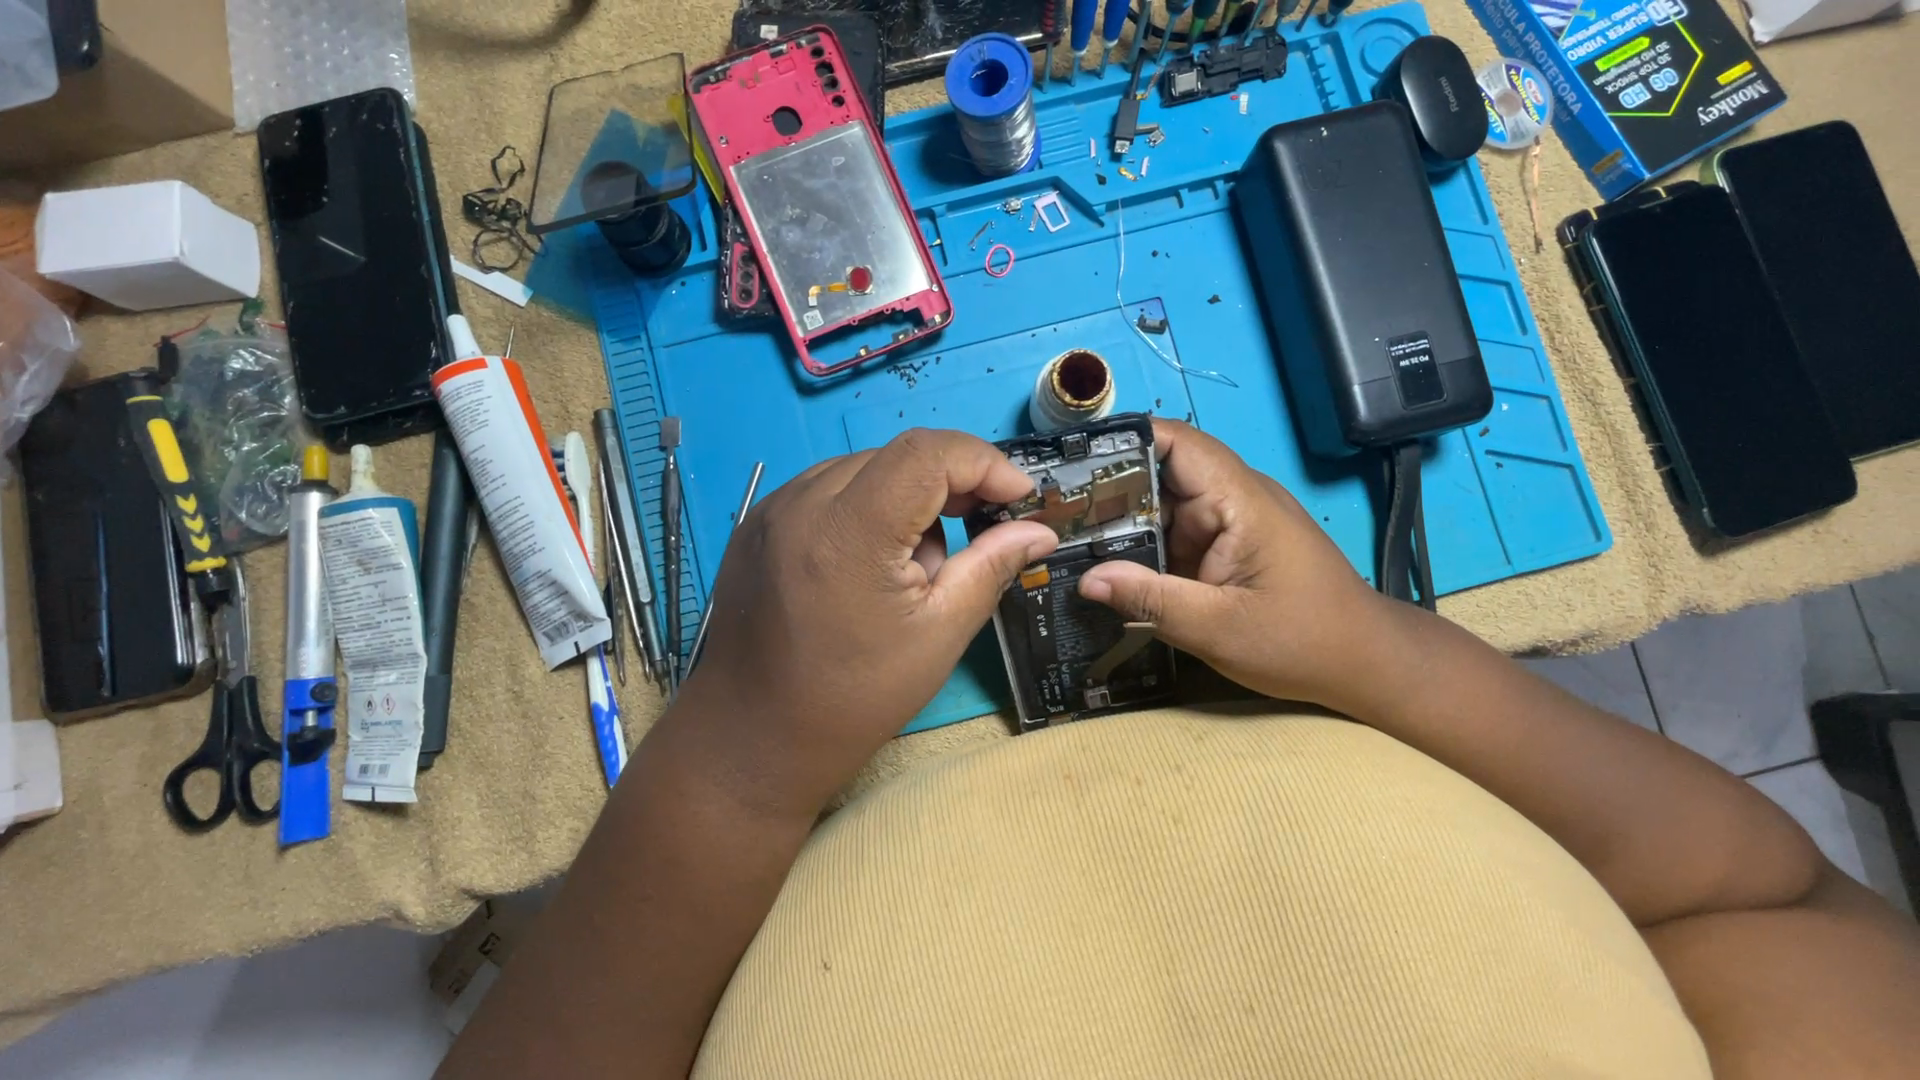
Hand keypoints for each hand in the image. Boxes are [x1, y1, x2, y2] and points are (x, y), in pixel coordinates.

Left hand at [672, 429, 1058, 817]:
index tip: (1016, 499)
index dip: (984, 463)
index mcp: (850, 530)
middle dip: (950, 484)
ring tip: (912, 569)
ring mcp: (772, 509)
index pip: (928, 453)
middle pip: (896, 457)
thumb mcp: (939, 635)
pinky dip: (864, 510)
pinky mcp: (756, 524)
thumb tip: (1040, 531)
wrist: (752, 739)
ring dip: (906, 499)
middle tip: (981, 529)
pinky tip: (868, 565)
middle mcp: (802, 502)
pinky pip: (827, 491)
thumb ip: (991, 568)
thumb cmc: (853, 698)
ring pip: (863, 470)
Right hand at [1077, 419, 1397, 710]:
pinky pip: (1172, 534)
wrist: (1362, 663)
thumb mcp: (1219, 628)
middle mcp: (1231, 499)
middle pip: (1159, 473)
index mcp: (1239, 501)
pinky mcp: (1223, 546)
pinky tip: (1101, 563)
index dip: (1124, 441)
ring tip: (1061, 537)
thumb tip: (1087, 579)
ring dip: (1118, 521)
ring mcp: (1227, 523)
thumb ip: (1152, 601)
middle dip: (1106, 488)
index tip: (1070, 461)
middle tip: (1049, 512)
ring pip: (1160, 506)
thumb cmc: (1302, 641)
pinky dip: (1139, 546)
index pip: (1177, 443)